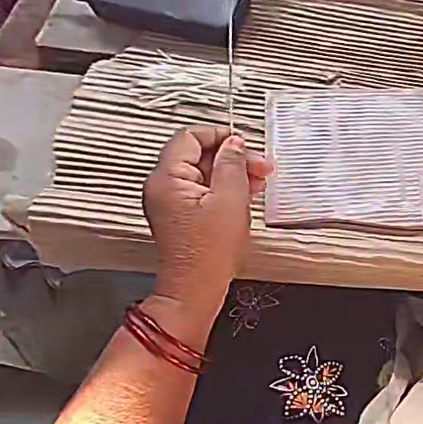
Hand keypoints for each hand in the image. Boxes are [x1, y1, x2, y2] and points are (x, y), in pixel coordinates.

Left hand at [141, 125, 274, 317]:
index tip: (243, 144)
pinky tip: (245, 194)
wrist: (197, 287)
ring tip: (257, 182)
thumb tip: (234, 143)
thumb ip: (232, 163)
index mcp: (168, 178)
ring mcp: (169, 201)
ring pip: (202, 172)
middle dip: (231, 157)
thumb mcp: (230, 198)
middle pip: (198, 154)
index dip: (220, 136)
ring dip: (231, 172)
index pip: (190, 137)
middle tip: (260, 167)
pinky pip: (202, 189)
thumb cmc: (210, 250)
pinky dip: (223, 187)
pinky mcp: (180, 214)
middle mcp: (162, 186)